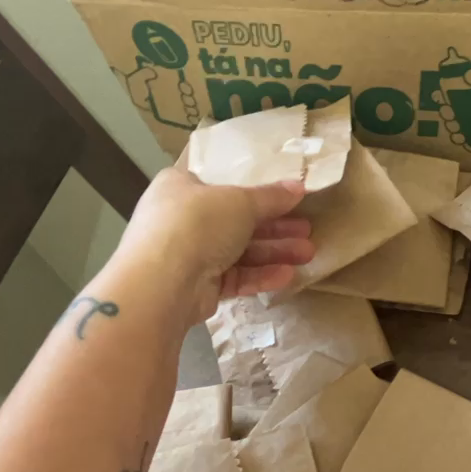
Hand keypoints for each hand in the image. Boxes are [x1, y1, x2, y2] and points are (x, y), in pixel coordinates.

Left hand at [115, 167, 313, 324]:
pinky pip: (235, 277)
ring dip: (274, 252)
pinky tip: (288, 276)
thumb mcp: (240, 201)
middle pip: (237, 221)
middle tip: (308, 229)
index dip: (257, 191)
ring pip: (240, 251)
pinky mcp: (198, 286)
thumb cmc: (197, 224)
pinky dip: (260, 275)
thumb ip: (272, 196)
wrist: (162, 282)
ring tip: (308, 254)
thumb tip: (299, 186)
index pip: (223, 185)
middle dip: (275, 227)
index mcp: (181, 187)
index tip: (288, 198)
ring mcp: (189, 254)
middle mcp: (182, 219)